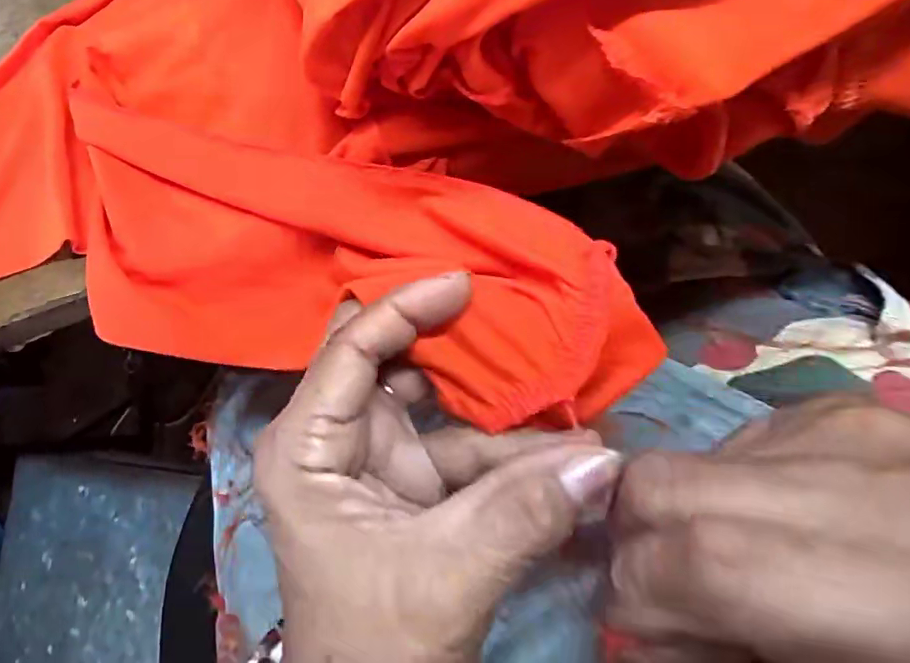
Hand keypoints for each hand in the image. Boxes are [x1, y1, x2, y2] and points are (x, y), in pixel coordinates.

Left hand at [253, 271, 622, 662]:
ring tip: (543, 368)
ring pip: (426, 400)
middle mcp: (332, 436)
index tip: (459, 282)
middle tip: (491, 303)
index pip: (350, 348)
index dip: (402, 307)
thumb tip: (602, 460)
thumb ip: (522, 512)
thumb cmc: (377, 649)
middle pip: (382, 358)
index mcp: (307, 444)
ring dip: (484, 395)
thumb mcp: (446, 576)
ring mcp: (373, 458)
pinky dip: (503, 448)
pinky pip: (456, 446)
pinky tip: (558, 448)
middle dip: (435, 332)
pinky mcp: (407, 484)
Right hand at [607, 398, 909, 662]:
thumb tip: (649, 635)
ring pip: (698, 451)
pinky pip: (747, 439)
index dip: (640, 599)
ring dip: (681, 516)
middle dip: (632, 542)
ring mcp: (877, 423)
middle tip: (655, 602)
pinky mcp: (866, 407)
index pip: (710, 558)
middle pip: (675, 479)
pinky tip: (780, 535)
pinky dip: (732, 491)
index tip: (631, 637)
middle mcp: (891, 476)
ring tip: (726, 573)